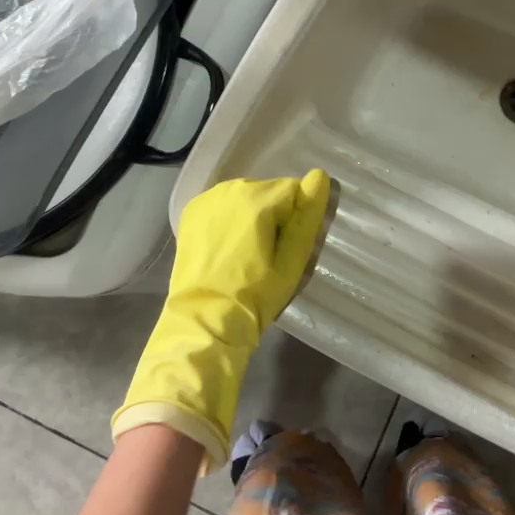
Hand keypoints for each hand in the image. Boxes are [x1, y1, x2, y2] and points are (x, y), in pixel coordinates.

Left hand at [112, 170, 331, 471]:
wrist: (200, 334)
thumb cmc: (252, 302)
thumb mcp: (291, 263)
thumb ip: (308, 218)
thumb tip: (322, 180)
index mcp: (252, 201)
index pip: (293, 192)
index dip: (300, 219)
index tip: (298, 247)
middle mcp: (225, 194)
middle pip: (268, 194)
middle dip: (278, 218)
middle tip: (277, 258)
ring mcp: (204, 207)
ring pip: (246, 201)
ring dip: (256, 221)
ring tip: (257, 260)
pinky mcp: (192, 221)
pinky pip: (225, 211)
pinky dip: (236, 225)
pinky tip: (236, 256)